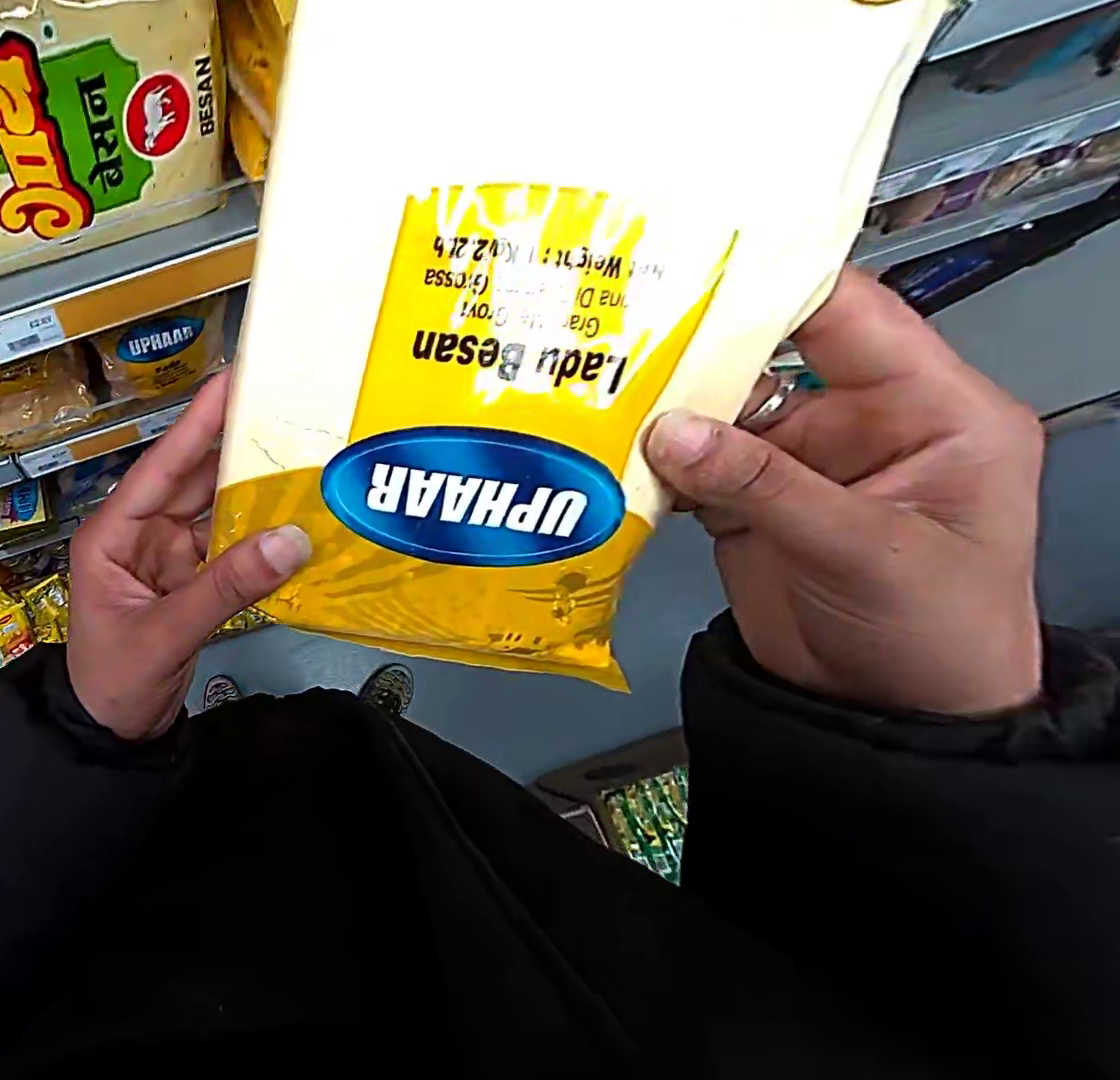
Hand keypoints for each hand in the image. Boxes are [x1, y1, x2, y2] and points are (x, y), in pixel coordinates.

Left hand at [68, 371, 311, 739]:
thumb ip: (227, 589)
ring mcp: (166, 555)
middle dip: (232, 444)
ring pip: (212, 509)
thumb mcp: (166, 634)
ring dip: (249, 486)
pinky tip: (290, 514)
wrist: (112, 732)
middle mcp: (140, 534)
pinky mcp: (189, 578)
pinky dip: (255, 532)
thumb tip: (293, 540)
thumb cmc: (114, 682)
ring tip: (298, 449)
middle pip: (189, 480)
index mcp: (113, 534)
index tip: (230, 380)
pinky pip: (226, 544)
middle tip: (281, 404)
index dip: (195, 424)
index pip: (159, 468)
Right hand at [644, 268, 1043, 715]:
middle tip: (611, 336)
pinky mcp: (738, 502)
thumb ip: (762, 485)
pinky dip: (646, 464)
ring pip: (710, 419)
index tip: (695, 269)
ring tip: (590, 392)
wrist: (879, 704)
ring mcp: (785, 465)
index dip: (779, 288)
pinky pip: (685, 468)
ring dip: (657, 413)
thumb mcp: (861, 548)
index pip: (851, 319)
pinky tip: (603, 454)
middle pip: (759, 365)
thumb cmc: (927, 624)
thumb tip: (665, 429)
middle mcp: (848, 424)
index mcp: (922, 410)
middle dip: (691, 354)